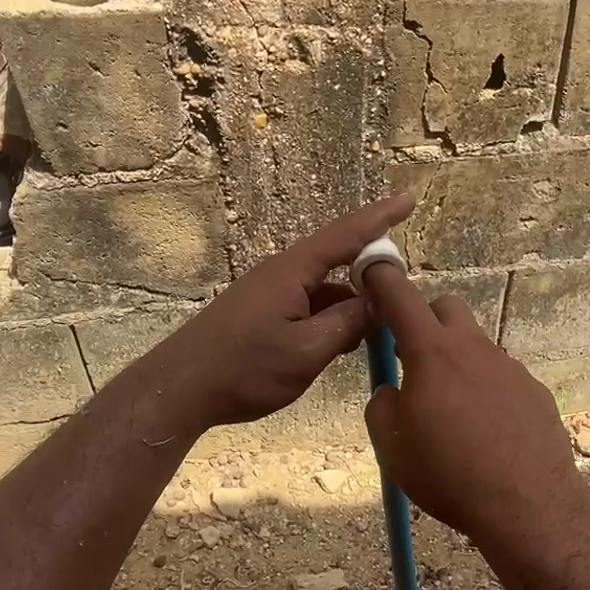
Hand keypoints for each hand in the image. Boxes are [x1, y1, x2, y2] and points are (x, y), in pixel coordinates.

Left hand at [146, 193, 415, 431]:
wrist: (179, 390)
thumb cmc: (244, 370)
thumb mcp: (307, 351)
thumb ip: (347, 323)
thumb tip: (378, 301)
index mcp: (292, 272)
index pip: (346, 234)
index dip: (381, 216)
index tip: (410, 199)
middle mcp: (280, 273)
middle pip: (336, 259)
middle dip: (371, 269)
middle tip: (401, 292)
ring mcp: (267, 293)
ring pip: (322, 288)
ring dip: (350, 303)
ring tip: (375, 332)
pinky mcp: (260, 313)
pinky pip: (306, 304)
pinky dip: (330, 318)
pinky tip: (341, 345)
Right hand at [361, 264, 589, 548]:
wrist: (526, 503)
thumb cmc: (448, 475)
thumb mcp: (392, 448)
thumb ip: (382, 406)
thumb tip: (392, 390)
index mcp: (432, 354)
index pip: (401, 297)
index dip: (382, 278)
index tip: (373, 271)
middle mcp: (473, 348)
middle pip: (447, 307)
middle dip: (427, 321)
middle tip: (416, 362)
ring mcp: (509, 366)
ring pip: (476, 346)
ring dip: (458, 363)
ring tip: (455, 415)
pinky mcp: (534, 389)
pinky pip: (501, 376)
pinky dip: (487, 391)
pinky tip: (488, 432)